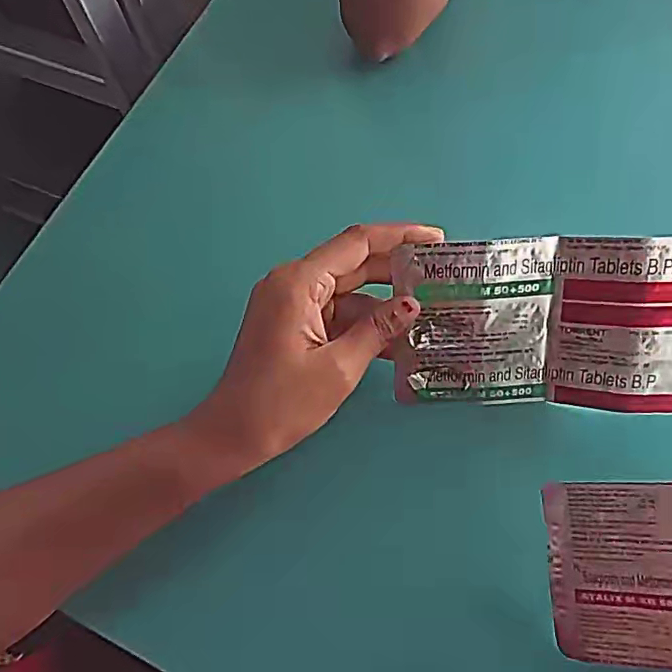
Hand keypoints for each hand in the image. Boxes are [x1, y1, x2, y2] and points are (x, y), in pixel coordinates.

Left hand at [186, 223, 443, 470]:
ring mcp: (291, 302)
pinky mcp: (293, 321)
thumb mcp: (339, 368)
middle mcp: (293, 282)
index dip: (399, 236)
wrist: (232, 435)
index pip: (357, 243)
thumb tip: (412, 304)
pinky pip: (337, 312)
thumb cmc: (281, 404)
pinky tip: (397, 336)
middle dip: (397, 268)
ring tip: (429, 310)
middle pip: (354, 263)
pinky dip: (364, 321)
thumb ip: (378, 330)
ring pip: (349, 290)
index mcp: (299, 283)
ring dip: (384, 302)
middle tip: (439, 274)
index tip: (436, 238)